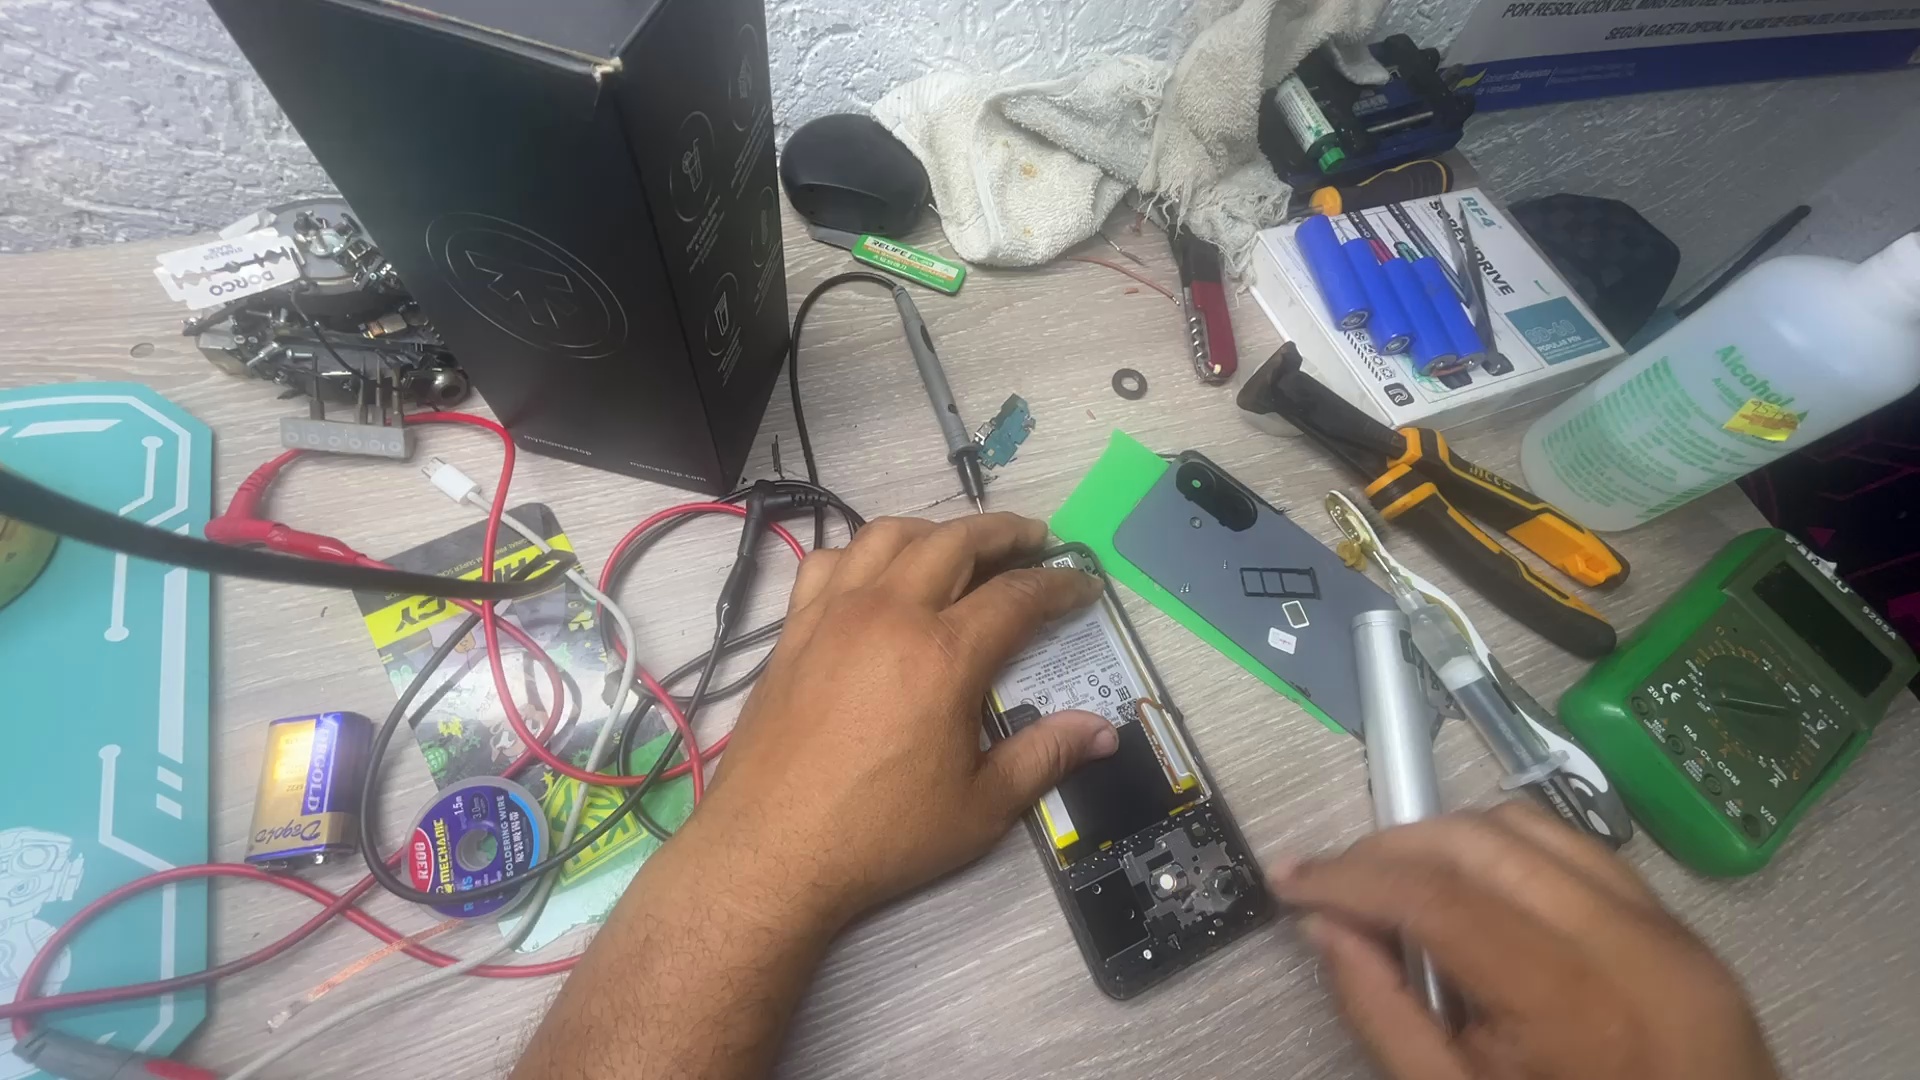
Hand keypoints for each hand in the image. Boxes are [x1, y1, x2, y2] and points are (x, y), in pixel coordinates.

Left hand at [687, 514, 1117, 928]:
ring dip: (935, 530)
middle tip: (1035, 540)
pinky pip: (829, 561)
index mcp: (944, 654)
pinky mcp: (795, 626)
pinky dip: (861, 554)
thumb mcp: (981, 807)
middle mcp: (890, 613)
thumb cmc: (881, 833)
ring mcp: (835, 612)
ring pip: (889, 534)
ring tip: (959, 548)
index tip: (1083, 583)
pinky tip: (875, 577)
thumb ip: (1046, 756)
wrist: (770, 850)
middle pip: (957, 540)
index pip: (1018, 595)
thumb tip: (1104, 731)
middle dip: (1005, 532)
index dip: (1060, 583)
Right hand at [1272, 803, 1779, 1079]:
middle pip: (1472, 843)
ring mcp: (1669, 930)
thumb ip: (1379, 1012)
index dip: (1347, 879)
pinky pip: (1564, 843)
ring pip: (1515, 824)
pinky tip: (1470, 890)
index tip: (1288, 879)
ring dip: (1438, 842)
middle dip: (1385, 853)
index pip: (1434, 898)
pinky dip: (1497, 847)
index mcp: (1583, 1012)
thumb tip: (1322, 922)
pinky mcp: (1679, 926)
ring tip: (1400, 888)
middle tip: (1338, 891)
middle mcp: (1637, 948)